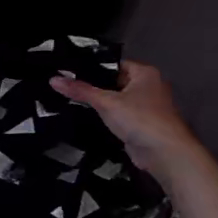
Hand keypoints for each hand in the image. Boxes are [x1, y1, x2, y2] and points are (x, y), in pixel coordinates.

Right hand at [50, 60, 202, 177]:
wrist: (164, 152)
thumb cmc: (138, 119)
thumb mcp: (106, 102)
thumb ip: (81, 91)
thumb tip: (53, 79)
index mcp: (145, 73)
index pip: (114, 65)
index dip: (94, 69)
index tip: (70, 73)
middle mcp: (150, 86)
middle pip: (116, 83)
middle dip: (96, 88)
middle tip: (67, 89)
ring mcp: (148, 107)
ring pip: (119, 102)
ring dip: (102, 106)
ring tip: (73, 104)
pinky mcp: (144, 126)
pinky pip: (122, 118)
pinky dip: (109, 120)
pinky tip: (90, 122)